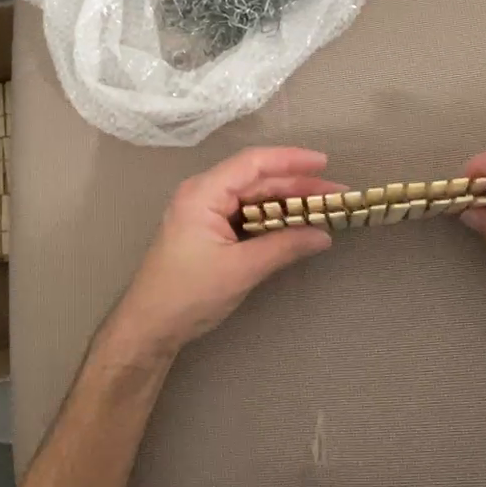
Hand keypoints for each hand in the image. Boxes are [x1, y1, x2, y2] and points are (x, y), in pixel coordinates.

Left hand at [105, 147, 343, 359]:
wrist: (149, 326)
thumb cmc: (189, 293)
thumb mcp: (241, 269)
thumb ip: (284, 247)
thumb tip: (324, 235)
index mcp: (203, 193)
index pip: (252, 163)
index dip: (290, 160)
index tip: (324, 163)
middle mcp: (202, 194)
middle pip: (255, 179)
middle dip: (296, 184)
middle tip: (335, 193)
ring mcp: (203, 212)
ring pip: (252, 197)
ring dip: (286, 202)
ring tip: (323, 208)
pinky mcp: (207, 231)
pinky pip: (244, 214)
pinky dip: (271, 218)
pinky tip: (295, 225)